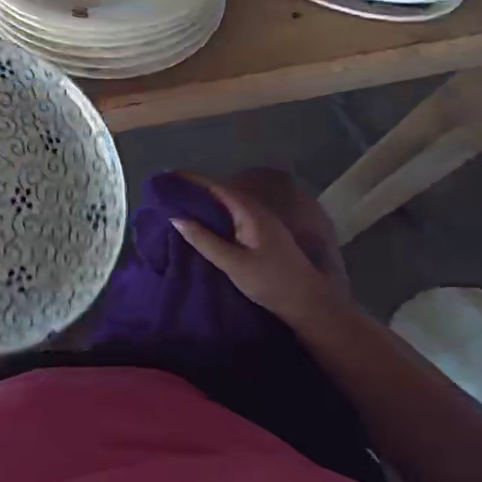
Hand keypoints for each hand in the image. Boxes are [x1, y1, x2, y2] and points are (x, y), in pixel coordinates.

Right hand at [169, 174, 349, 330]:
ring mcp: (263, 225)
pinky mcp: (263, 237)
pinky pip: (234, 217)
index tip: (170, 174)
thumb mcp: (233, 263)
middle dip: (197, 189)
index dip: (193, 179)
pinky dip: (216, 214)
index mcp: (251, 214)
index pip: (217, 188)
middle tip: (170, 189)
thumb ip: (204, 239)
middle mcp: (258, 213)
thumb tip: (175, 217)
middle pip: (223, 193)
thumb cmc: (272, 282)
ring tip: (181, 203)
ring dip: (206, 202)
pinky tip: (205, 223)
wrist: (311, 307)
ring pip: (229, 206)